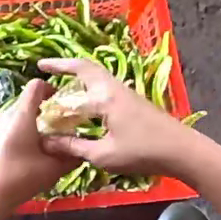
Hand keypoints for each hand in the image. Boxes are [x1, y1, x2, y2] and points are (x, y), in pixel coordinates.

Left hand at [0, 80, 77, 213]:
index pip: (36, 85)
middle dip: (43, 111)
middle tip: (56, 129)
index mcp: (21, 115)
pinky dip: (17, 131)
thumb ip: (72, 156)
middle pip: (27, 101)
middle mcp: (4, 114)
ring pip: (16, 114)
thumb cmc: (20, 179)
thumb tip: (83, 149)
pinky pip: (5, 125)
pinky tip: (21, 154)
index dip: (51, 89)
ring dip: (30, 122)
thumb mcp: (53, 169)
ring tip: (40, 144)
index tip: (61, 104)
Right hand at [37, 58, 202, 176]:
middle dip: (67, 65)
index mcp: (104, 97)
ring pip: (98, 76)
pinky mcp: (134, 102)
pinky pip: (106, 87)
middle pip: (87, 67)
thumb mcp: (103, 154)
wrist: (182, 151)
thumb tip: (46, 142)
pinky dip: (90, 87)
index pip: (74, 80)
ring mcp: (126, 93)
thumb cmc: (142, 152)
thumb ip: (73, 147)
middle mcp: (114, 88)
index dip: (56, 71)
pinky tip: (86, 102)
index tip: (38, 67)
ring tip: (63, 84)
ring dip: (79, 75)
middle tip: (49, 67)